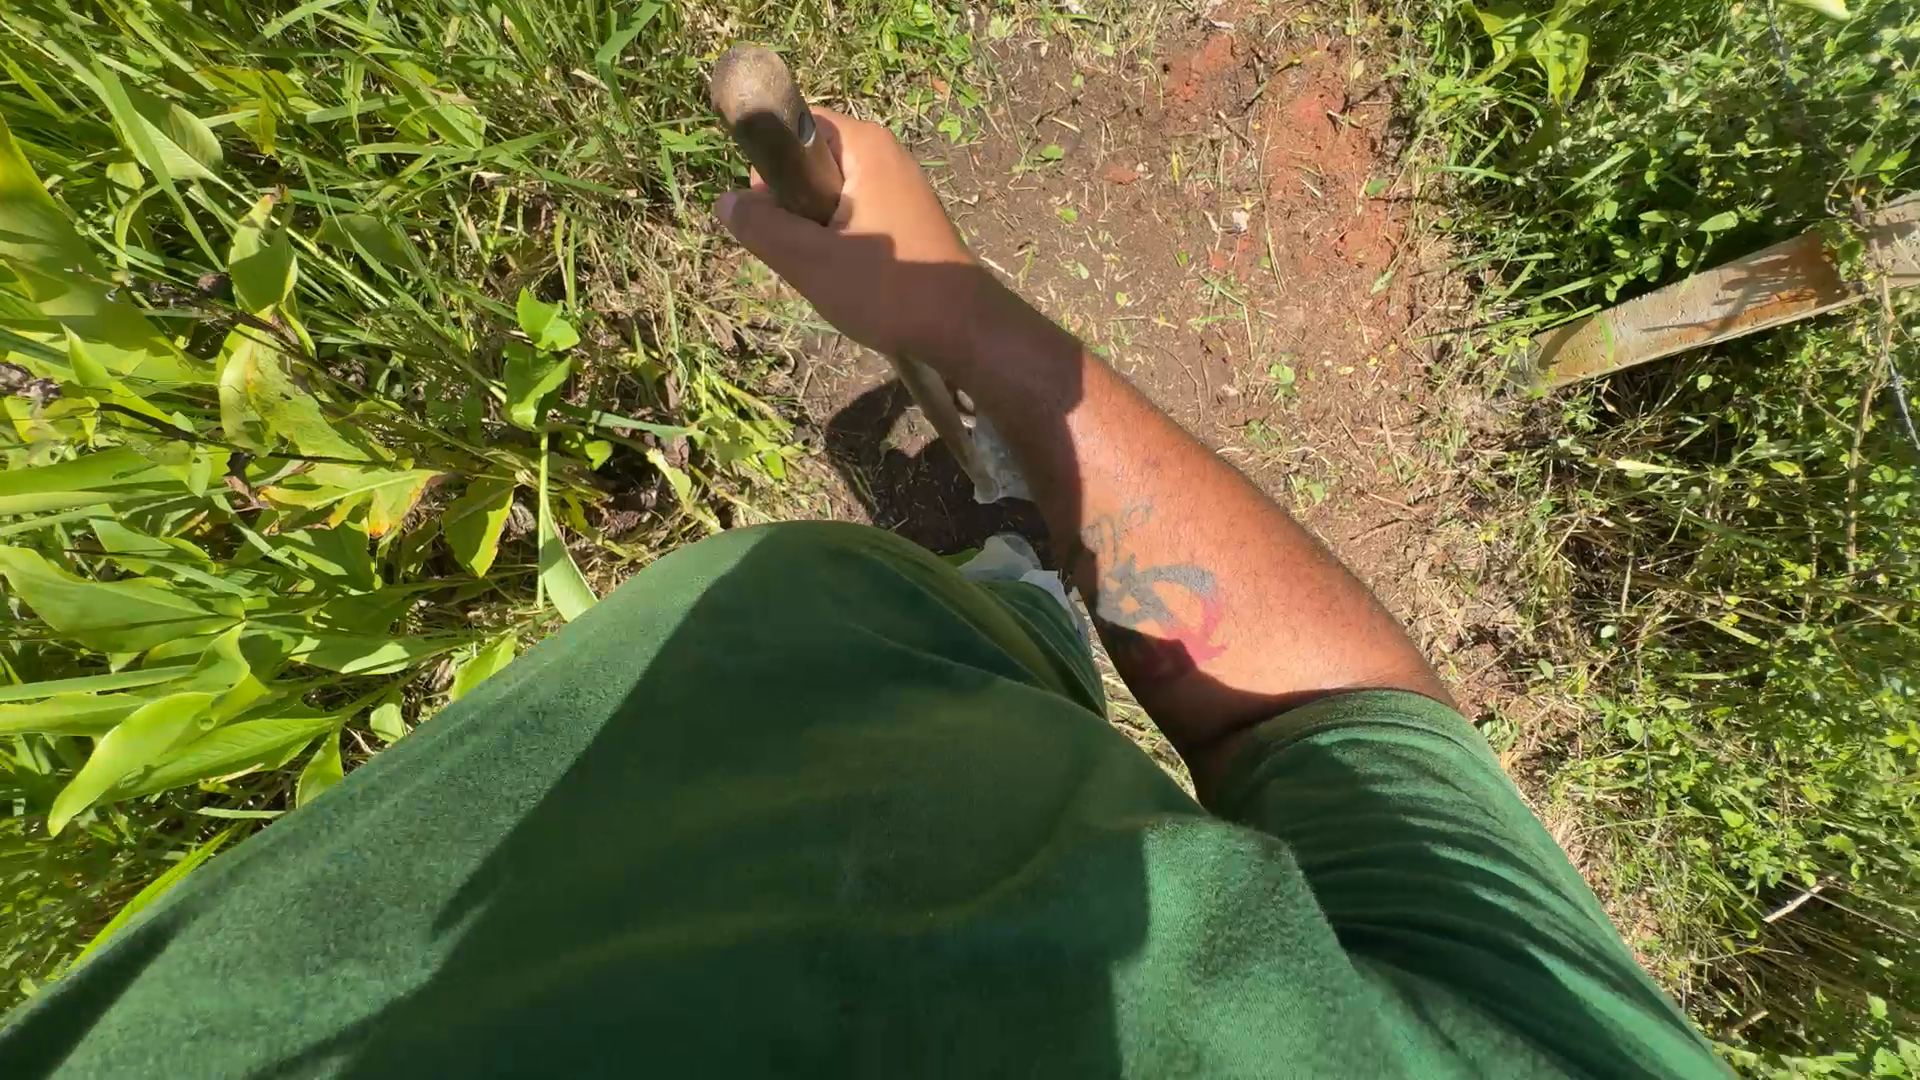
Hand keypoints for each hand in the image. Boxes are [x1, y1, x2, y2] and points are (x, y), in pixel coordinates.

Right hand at [716, 109, 981, 366]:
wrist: (963, 329)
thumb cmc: (887, 289)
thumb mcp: (810, 261)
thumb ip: (761, 228)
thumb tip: (725, 204)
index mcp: (864, 145)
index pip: (795, 129)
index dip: (772, 172)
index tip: (775, 217)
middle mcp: (888, 155)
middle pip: (813, 168)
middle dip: (798, 212)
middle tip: (807, 257)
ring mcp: (905, 191)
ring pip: (835, 202)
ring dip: (821, 238)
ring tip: (835, 275)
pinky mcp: (914, 223)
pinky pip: (861, 222)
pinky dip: (848, 249)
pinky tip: (857, 284)